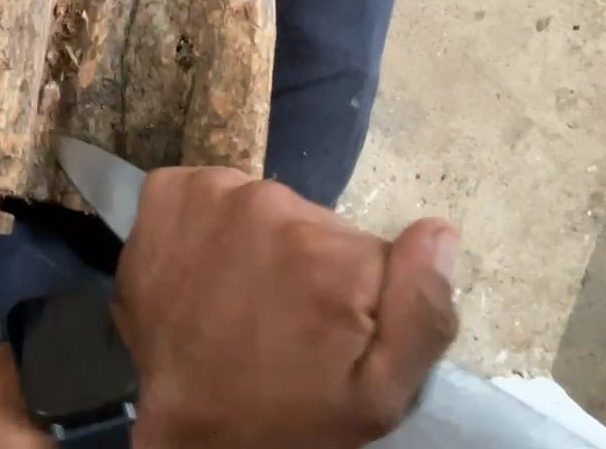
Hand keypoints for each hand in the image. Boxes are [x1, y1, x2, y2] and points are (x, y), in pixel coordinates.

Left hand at [113, 168, 459, 448]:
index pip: (371, 250)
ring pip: (261, 206)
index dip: (358, 290)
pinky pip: (207, 190)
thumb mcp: (378, 394)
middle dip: (307, 262)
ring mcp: (210, 190)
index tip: (329, 325)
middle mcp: (270, 202)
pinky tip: (201, 263)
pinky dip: (207, 219)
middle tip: (280, 316)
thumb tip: (439, 230)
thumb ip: (421, 310)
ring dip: (257, 240)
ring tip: (237, 294)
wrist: (181, 418)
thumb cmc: (286, 415)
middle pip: (313, 223)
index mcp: (330, 252)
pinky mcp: (166, 187)